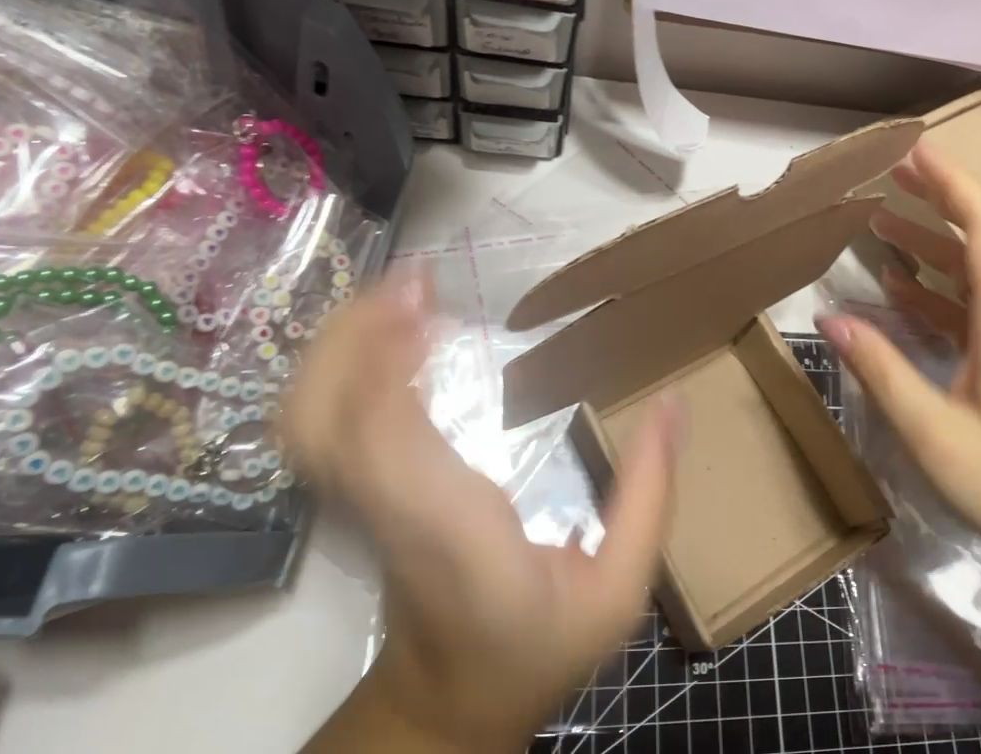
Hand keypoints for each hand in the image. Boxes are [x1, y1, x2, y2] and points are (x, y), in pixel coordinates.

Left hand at [286, 266, 685, 751]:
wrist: (450, 700)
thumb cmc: (536, 648)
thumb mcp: (619, 593)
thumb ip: (648, 497)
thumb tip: (673, 403)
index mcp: (452, 532)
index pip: (388, 445)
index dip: (386, 363)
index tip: (428, 300)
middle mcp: (390, 511)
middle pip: (322, 418)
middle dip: (351, 335)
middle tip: (412, 279)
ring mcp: (358, 505)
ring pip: (307, 419)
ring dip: (341, 344)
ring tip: (400, 293)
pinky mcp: (353, 495)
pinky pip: (321, 426)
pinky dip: (339, 367)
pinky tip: (390, 334)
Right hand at [817, 141, 980, 585]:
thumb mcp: (935, 434)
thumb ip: (881, 369)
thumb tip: (829, 318)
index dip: (952, 182)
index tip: (915, 148)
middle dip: (940, 197)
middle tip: (890, 172)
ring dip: (937, 240)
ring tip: (882, 222)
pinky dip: (945, 284)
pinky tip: (903, 288)